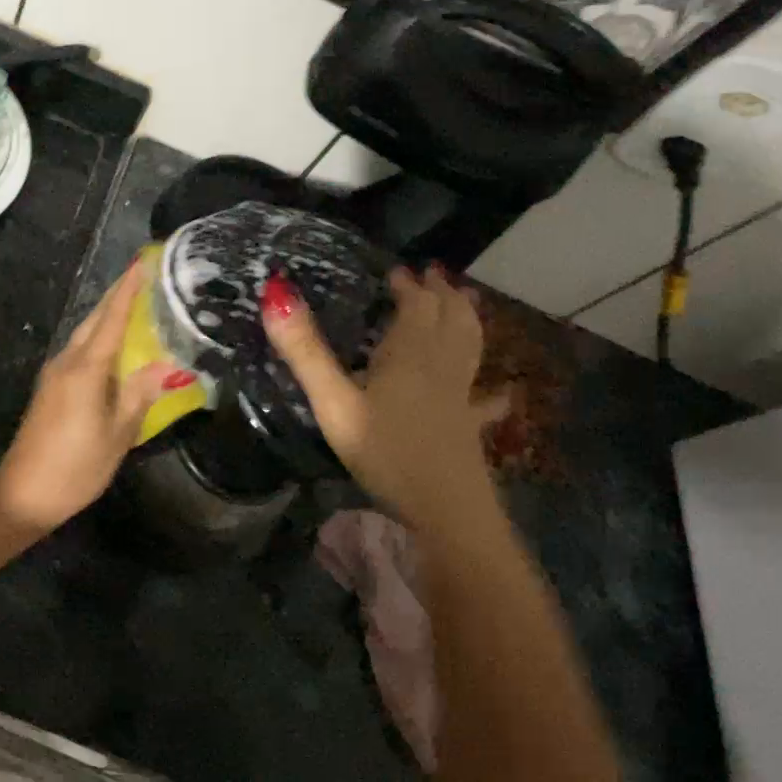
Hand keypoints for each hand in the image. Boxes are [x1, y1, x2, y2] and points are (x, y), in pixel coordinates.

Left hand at [0, 260, 178, 531]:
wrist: (24, 493)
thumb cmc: (76, 465)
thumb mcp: (119, 433)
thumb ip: (140, 393)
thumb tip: (167, 364)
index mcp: (86, 368)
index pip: (111, 317)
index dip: (129, 289)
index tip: (143, 262)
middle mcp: (67, 361)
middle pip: (94, 320)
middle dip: (118, 296)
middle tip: (145, 278)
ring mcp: (55, 374)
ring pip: (85, 334)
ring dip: (108, 317)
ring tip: (137, 306)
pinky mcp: (51, 388)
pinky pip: (80, 351)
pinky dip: (100, 339)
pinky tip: (116, 346)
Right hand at [262, 264, 508, 521]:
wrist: (447, 511)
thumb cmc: (385, 451)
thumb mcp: (333, 401)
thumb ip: (305, 351)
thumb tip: (276, 292)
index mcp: (410, 354)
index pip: (417, 306)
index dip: (408, 285)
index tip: (396, 270)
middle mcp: (441, 367)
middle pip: (451, 319)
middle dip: (442, 294)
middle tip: (434, 274)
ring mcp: (460, 398)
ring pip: (470, 347)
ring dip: (468, 320)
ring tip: (467, 302)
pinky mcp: (468, 429)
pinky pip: (485, 401)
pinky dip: (494, 391)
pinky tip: (504, 394)